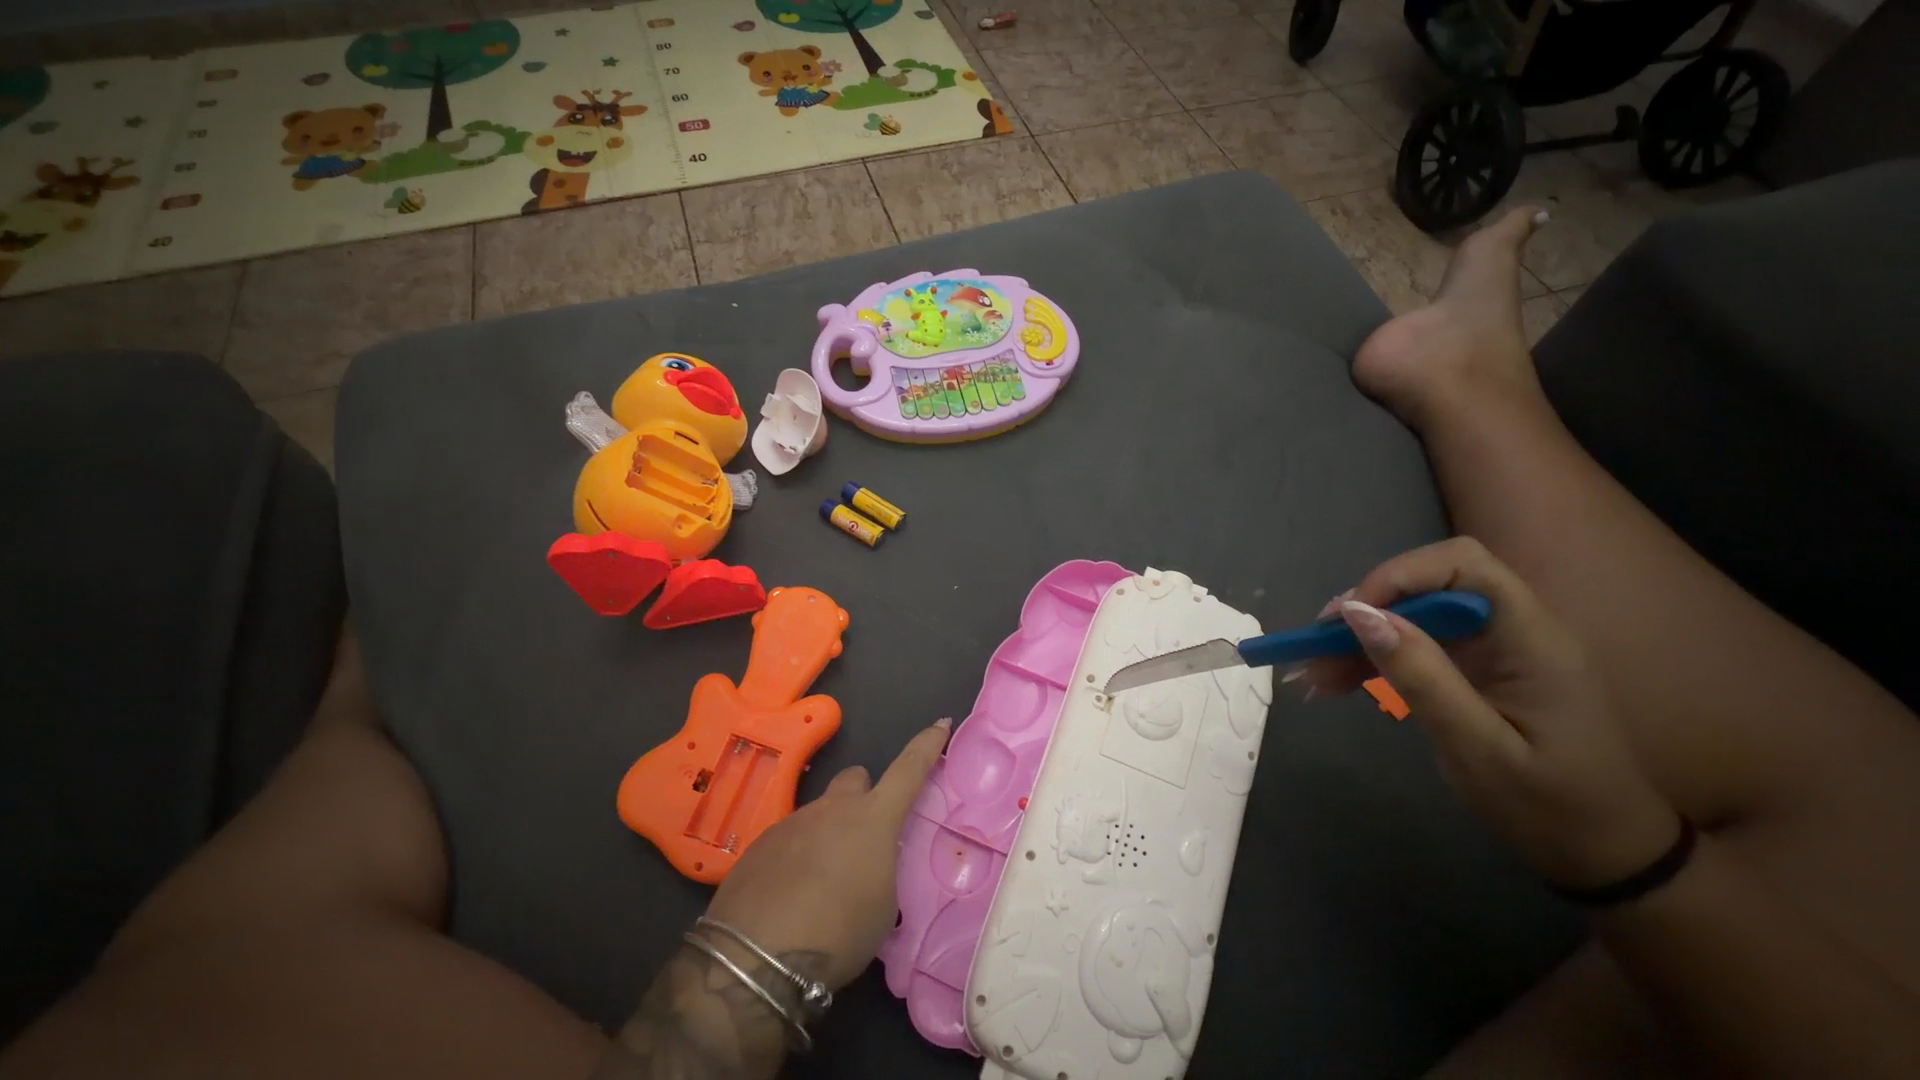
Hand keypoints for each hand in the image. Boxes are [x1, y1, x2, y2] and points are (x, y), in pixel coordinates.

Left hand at [704, 718, 950, 989]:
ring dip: (828, 834)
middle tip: (866, 833)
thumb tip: (866, 869)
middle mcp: (832, 809)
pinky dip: (797, 856)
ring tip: (825, 883)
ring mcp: (792, 822)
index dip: (927, 746)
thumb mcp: (883, 909)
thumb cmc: (839, 932)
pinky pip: (789, 839)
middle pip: (855, 779)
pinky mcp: (760, 845)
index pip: (908, 770)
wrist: (756, 955)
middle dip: (864, 795)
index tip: (940, 725)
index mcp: (873, 819)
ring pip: (819, 813)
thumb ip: (881, 873)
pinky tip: (792, 894)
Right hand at [1308, 538, 1681, 887]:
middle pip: (1433, 584)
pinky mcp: (1482, 672)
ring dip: (1364, 637)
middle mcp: (1516, 629)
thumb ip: (1421, 676)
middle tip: (1315, 648)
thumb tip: (1358, 614)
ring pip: (1419, 616)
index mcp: (1532, 637)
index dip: (1399, 576)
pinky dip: (1379, 660)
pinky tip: (1339, 683)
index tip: (1346, 617)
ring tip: (1313, 674)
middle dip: (1370, 608)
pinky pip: (1422, 647)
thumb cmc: (1549, 807)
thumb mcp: (1477, 748)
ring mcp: (1498, 651)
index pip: (1463, 565)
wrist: (1606, 856)